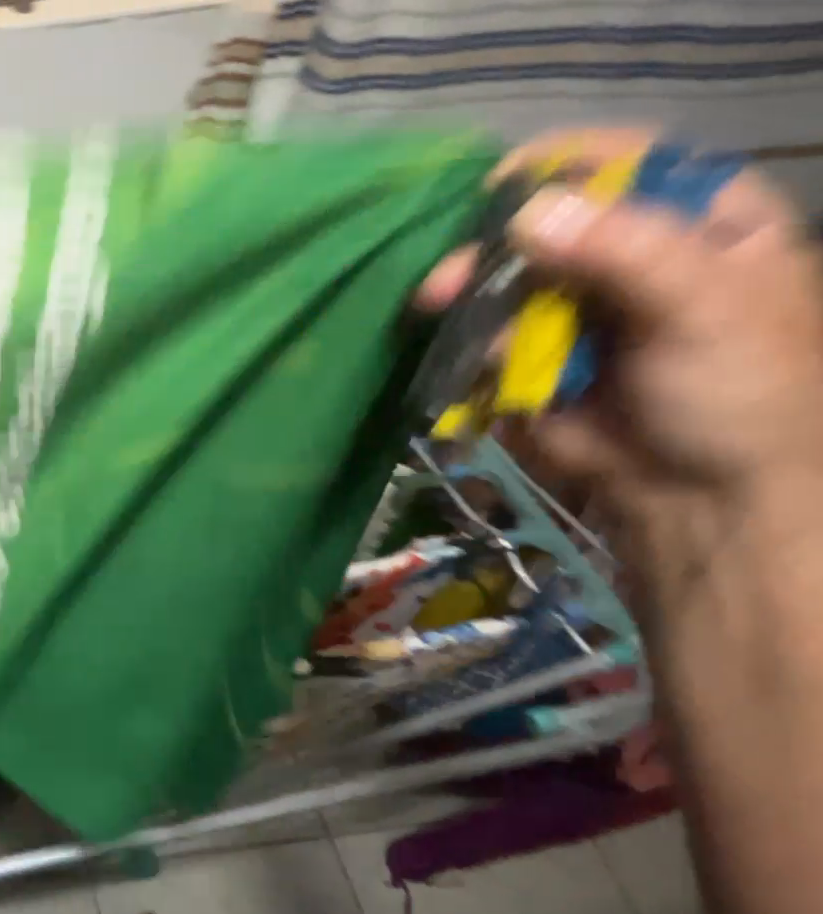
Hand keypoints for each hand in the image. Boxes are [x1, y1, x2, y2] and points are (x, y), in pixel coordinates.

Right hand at [417, 131, 822, 522]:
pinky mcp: (525, 353)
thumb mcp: (706, 307)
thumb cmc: (736, 390)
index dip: (565, 165)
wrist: (697, 493)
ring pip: (499, 277)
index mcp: (693, 219)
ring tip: (435, 307)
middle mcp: (622, 252)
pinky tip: (462, 352)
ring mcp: (566, 304)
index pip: (624, 163)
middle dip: (491, 244)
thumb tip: (529, 212)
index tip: (504, 183)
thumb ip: (627, 251)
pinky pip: (483, 332)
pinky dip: (466, 340)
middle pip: (543, 221)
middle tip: (449, 275)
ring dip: (464, 292)